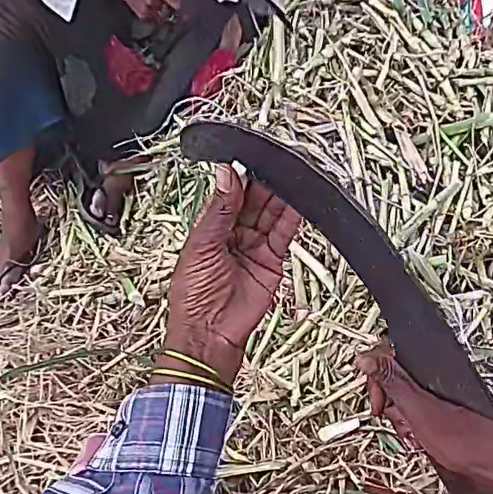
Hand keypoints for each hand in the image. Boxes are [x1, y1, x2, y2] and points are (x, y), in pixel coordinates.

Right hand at [88, 0, 182, 20]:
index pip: (176, 2)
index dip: (181, 4)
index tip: (185, 4)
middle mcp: (154, 2)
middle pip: (170, 12)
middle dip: (173, 10)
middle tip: (173, 6)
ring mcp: (147, 10)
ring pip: (162, 17)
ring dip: (164, 14)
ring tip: (163, 8)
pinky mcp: (141, 15)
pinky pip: (153, 19)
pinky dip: (156, 16)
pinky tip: (154, 10)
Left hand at [158, 165, 303, 386]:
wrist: (210, 334)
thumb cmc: (194, 297)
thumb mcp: (202, 245)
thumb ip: (218, 210)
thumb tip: (225, 174)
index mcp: (210, 230)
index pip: (229, 196)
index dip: (239, 179)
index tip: (249, 159)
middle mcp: (233, 236)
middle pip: (253, 202)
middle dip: (263, 184)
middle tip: (274, 166)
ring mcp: (254, 248)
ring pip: (270, 215)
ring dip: (280, 197)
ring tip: (290, 178)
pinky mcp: (272, 262)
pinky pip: (284, 235)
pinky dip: (292, 218)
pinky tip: (298, 202)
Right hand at [357, 342, 492, 485]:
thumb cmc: (462, 439)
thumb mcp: (416, 409)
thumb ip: (390, 380)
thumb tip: (365, 358)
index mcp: (426, 368)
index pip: (386, 359)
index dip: (376, 382)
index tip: (378, 405)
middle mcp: (431, 377)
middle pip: (391, 381)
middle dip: (389, 406)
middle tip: (401, 424)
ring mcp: (436, 394)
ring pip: (402, 400)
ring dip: (401, 420)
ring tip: (415, 436)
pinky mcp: (441, 410)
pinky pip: (415, 413)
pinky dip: (413, 427)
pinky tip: (421, 439)